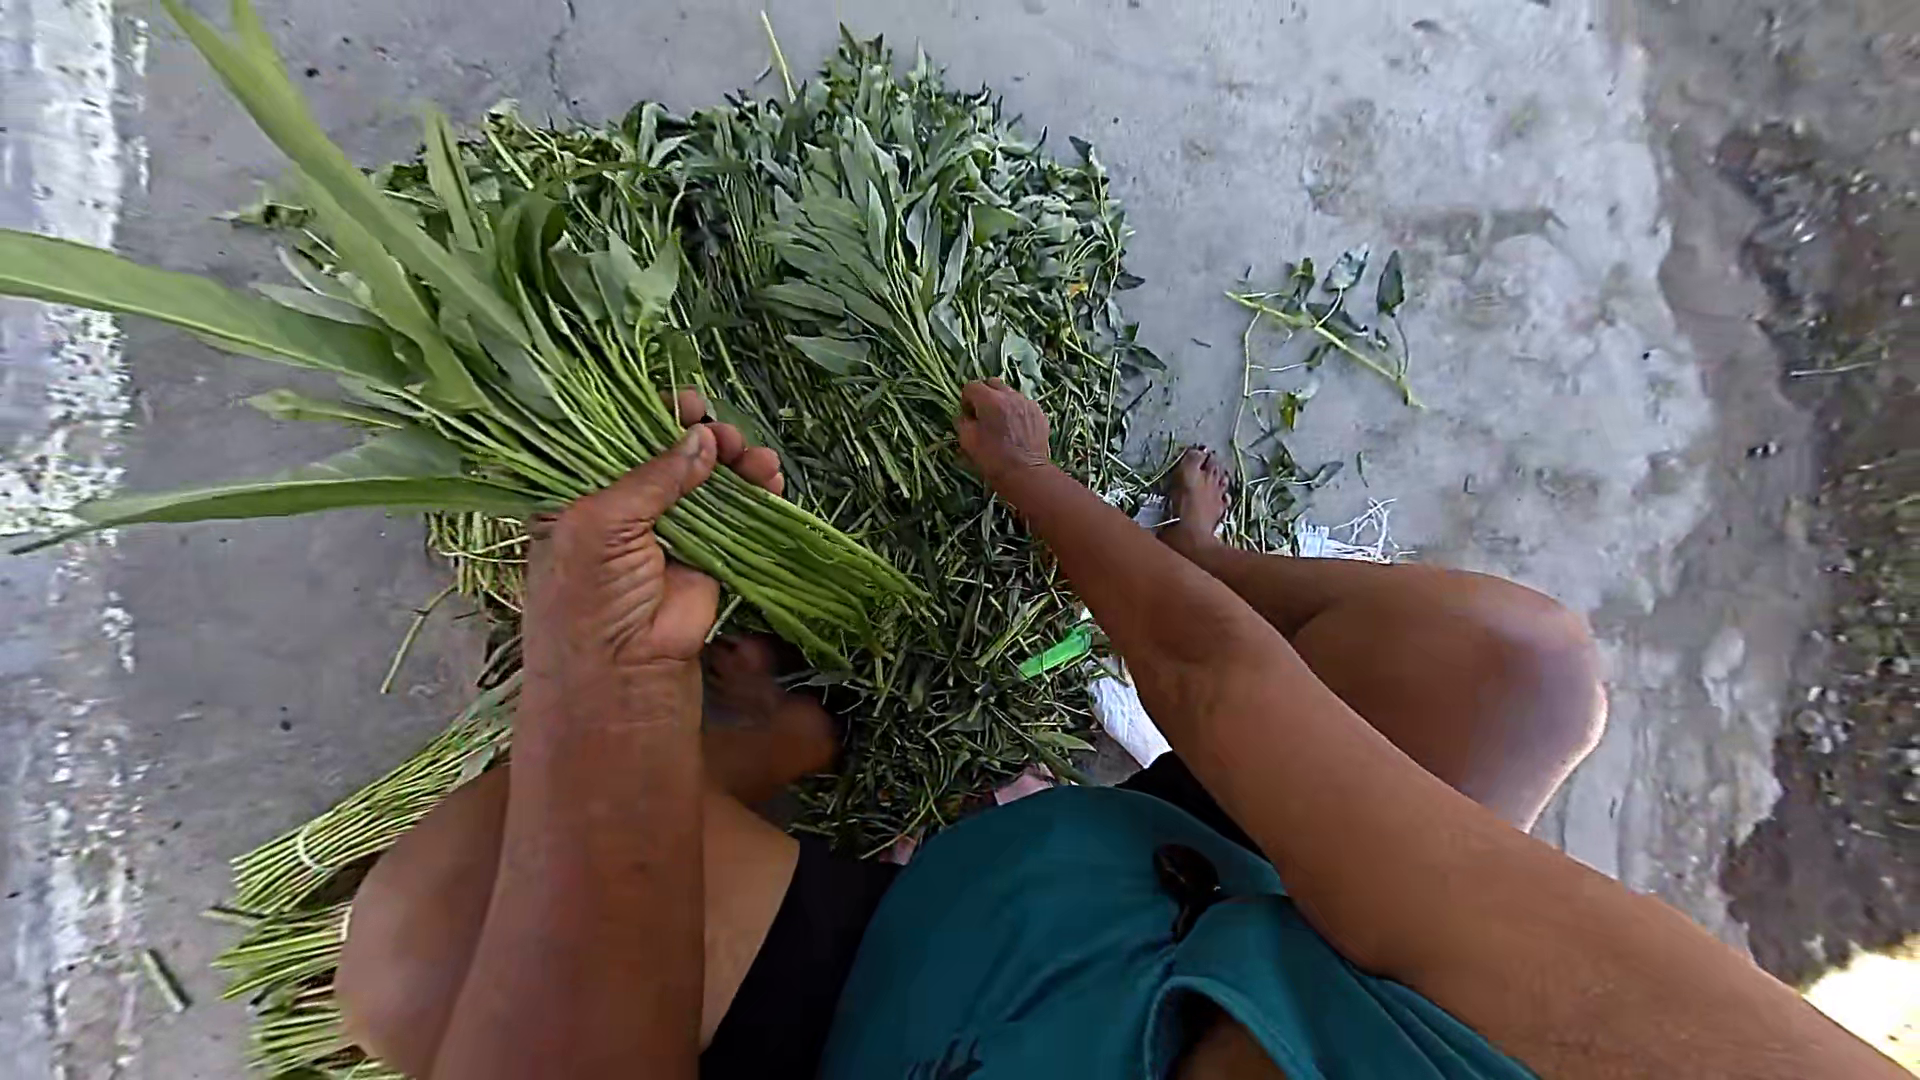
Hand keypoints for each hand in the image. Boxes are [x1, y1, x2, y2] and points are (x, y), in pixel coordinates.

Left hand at [524, 391, 784, 696]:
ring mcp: (673, 533)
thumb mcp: (601, 525)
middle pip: (673, 459)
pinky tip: (770, 480)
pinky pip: (737, 515)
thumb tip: (701, 437)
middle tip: (726, 433)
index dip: (652, 418)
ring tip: (757, 458)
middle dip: (703, 440)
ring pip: (710, 485)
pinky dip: (755, 495)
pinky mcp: (711, 554)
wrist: (626, 671)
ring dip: (736, 466)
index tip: (687, 402)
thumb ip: (653, 479)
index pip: (620, 441)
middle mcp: (629, 510)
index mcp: (586, 496)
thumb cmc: (590, 595)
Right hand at [956, 377, 1050, 482]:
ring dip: (1001, 403)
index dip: (966, 400)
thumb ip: (962, 422)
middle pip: (992, 384)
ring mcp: (1028, 404)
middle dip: (984, 396)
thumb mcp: (968, 442)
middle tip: (983, 416)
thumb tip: (965, 416)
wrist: (1027, 474)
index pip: (971, 386)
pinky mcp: (1040, 415)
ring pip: (1010, 394)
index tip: (968, 416)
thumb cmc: (993, 459)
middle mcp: (1011, 396)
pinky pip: (1023, 405)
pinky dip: (1016, 412)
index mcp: (990, 400)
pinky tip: (1016, 430)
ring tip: (1001, 424)